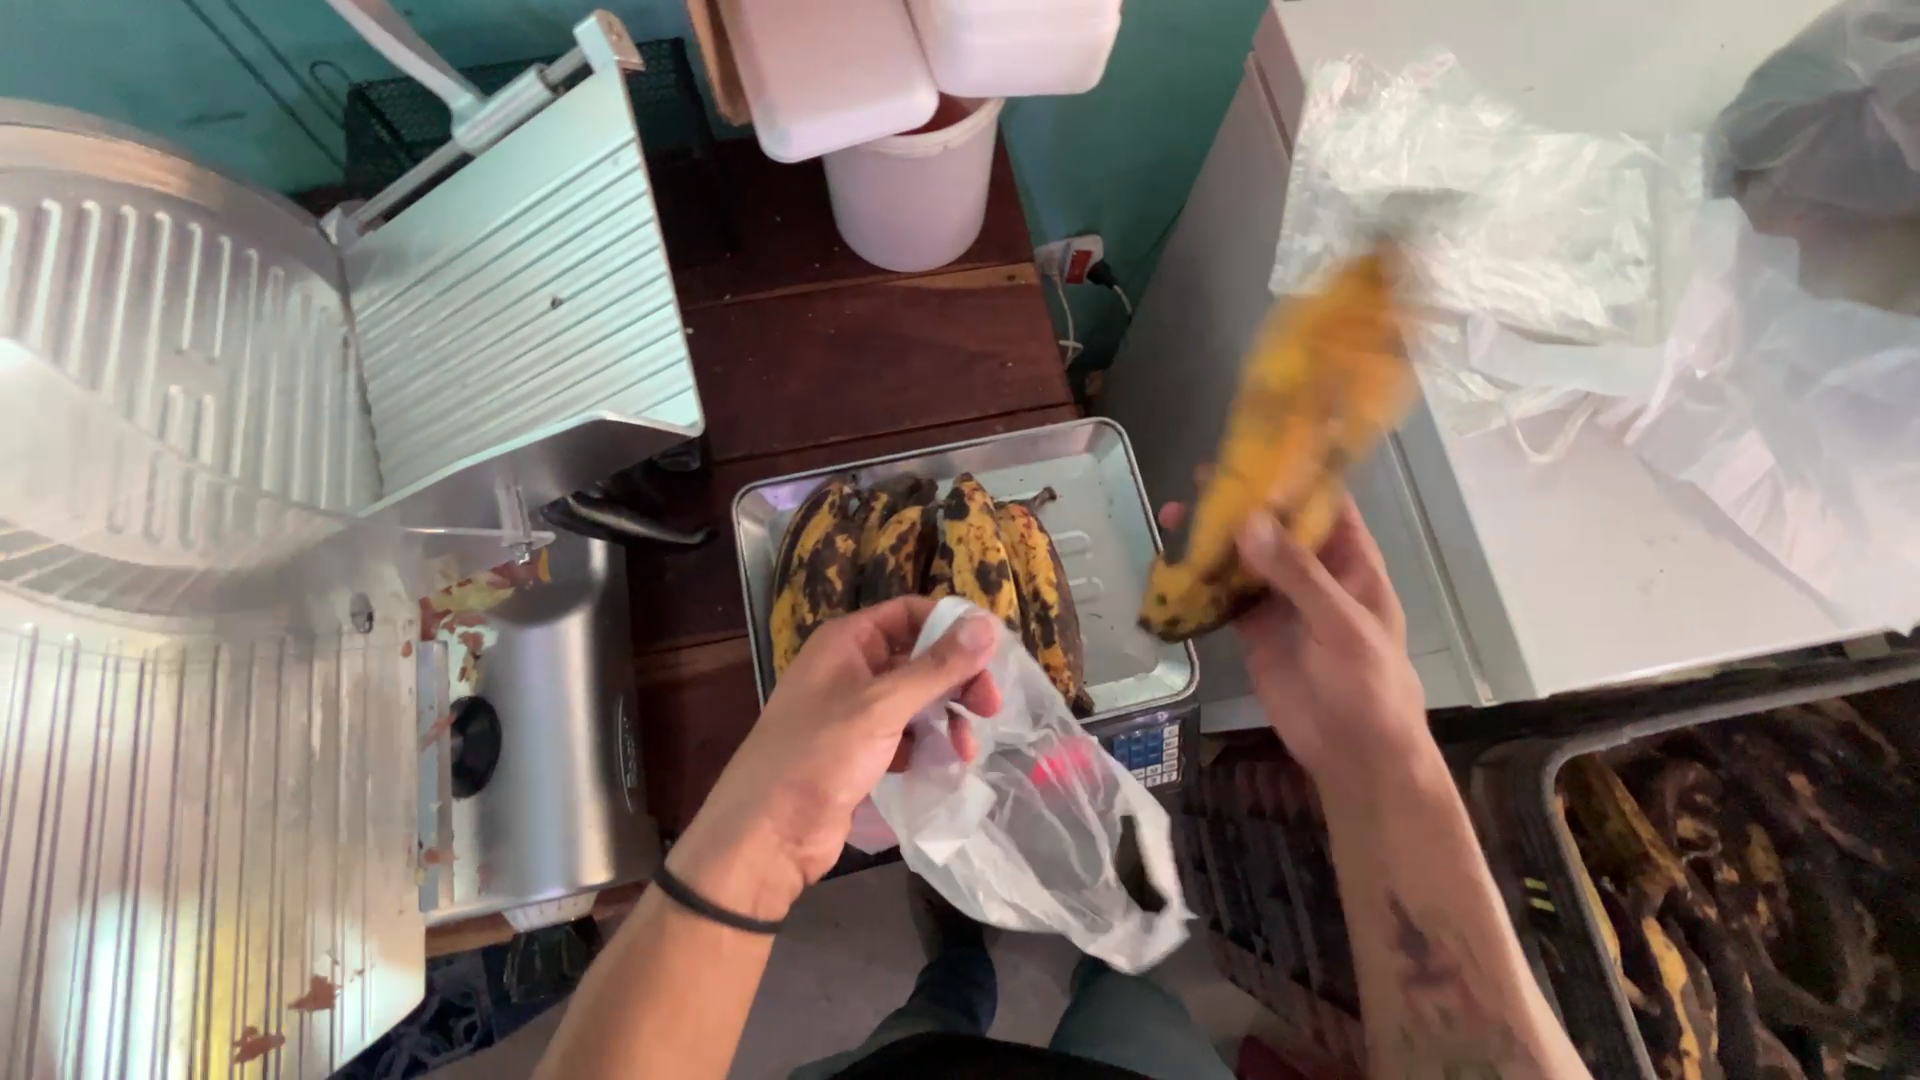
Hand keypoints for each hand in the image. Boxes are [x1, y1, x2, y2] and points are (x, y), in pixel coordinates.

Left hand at [669, 597, 1000, 920]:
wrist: (765, 836)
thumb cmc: (819, 755)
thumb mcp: (882, 706)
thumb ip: (938, 667)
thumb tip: (988, 625)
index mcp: (847, 641)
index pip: (910, 613)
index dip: (953, 626)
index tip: (994, 652)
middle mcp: (851, 668)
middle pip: (919, 656)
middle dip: (956, 678)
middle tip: (990, 706)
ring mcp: (854, 712)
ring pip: (916, 699)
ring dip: (946, 717)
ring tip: (968, 749)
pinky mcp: (860, 751)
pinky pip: (906, 735)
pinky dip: (928, 745)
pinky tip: (946, 764)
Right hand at [1160, 494, 1428, 786]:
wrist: (1353, 754)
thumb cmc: (1368, 686)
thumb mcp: (1341, 625)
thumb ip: (1296, 575)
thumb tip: (1246, 523)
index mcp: (1350, 562)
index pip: (1324, 505)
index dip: (1293, 478)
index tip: (1253, 454)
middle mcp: (1313, 574)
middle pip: (1273, 527)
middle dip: (1238, 506)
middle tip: (1198, 484)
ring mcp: (1280, 601)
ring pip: (1242, 559)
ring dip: (1211, 540)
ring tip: (1173, 517)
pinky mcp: (1252, 629)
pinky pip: (1223, 596)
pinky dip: (1199, 581)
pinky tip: (1172, 565)